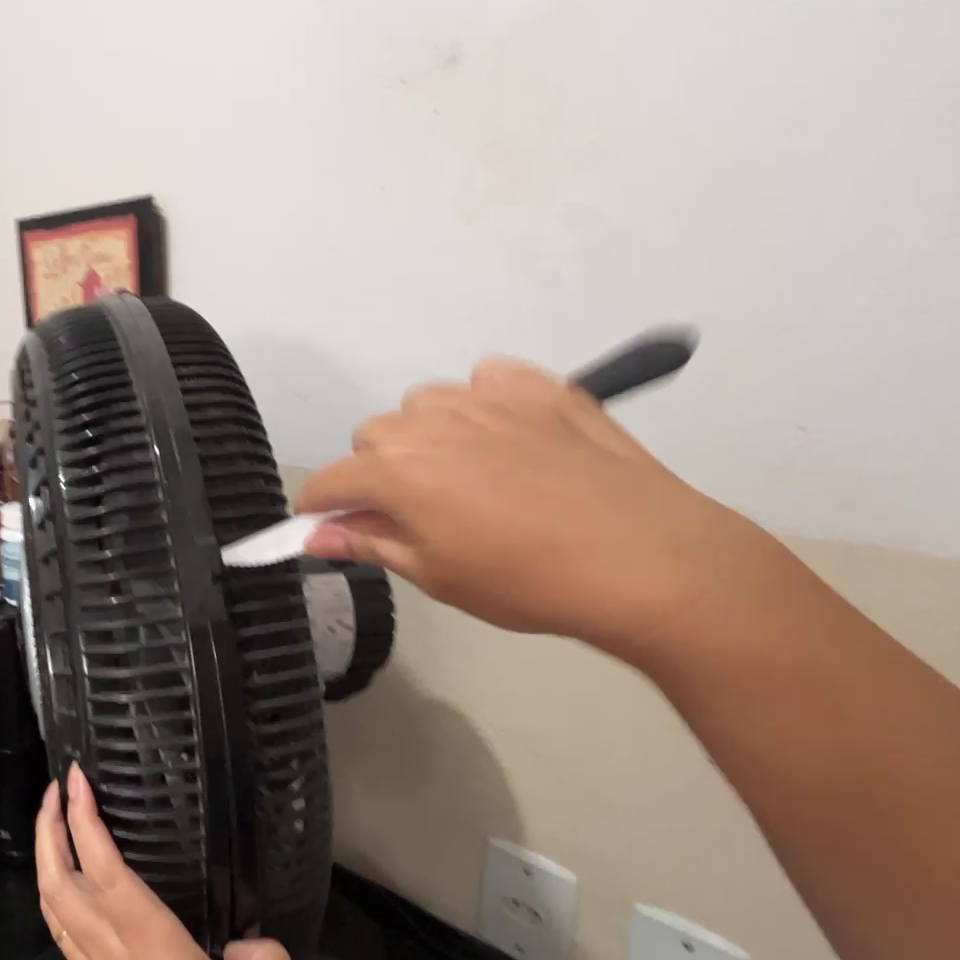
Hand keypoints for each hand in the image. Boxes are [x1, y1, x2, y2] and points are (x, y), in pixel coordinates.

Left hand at [35, 763, 292, 959]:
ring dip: (46, 859)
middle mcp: (108, 954)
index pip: (101, 865)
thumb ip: (263, 958)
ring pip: (51, 908)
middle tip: (54, 790)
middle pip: (57, 881)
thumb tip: (243, 943)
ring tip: (52, 825)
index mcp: (147, 944)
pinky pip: (62, 934)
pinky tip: (69, 891)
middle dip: (48, 829)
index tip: (75, 779)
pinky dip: (56, 896)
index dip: (82, 817)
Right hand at [297, 358, 778, 655]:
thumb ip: (367, 544)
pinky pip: (487, 379)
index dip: (322, 511)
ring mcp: (484, 396)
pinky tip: (511, 437)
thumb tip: (316, 536)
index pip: (328, 482)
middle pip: (372, 435)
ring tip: (468, 472)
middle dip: (379, 470)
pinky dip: (484, 403)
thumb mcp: (434, 574)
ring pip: (425, 404)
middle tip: (419, 511)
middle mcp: (426, 421)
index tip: (335, 530)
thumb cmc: (524, 580)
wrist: (643, 559)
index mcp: (392, 471)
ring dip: (428, 434)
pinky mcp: (539, 385)